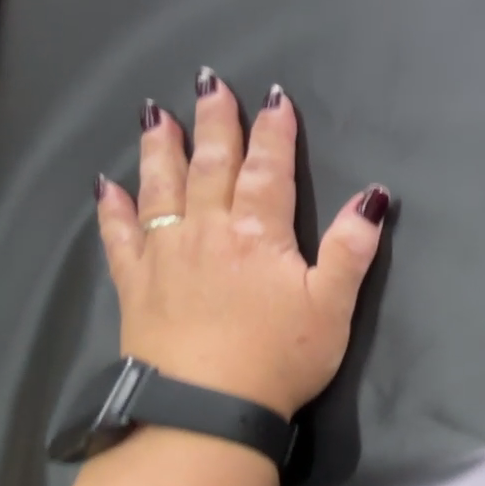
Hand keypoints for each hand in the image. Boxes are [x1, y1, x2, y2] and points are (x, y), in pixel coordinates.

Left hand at [94, 69, 388, 418]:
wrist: (207, 400)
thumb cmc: (284, 352)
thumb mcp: (334, 303)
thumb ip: (351, 248)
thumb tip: (374, 198)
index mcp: (260, 235)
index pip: (269, 173)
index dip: (275, 134)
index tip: (275, 99)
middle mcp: (208, 232)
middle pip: (212, 168)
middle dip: (216, 125)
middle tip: (210, 85)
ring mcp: (166, 254)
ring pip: (163, 188)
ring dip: (163, 149)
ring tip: (159, 115)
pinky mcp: (138, 281)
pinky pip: (121, 232)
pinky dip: (116, 205)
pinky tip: (111, 185)